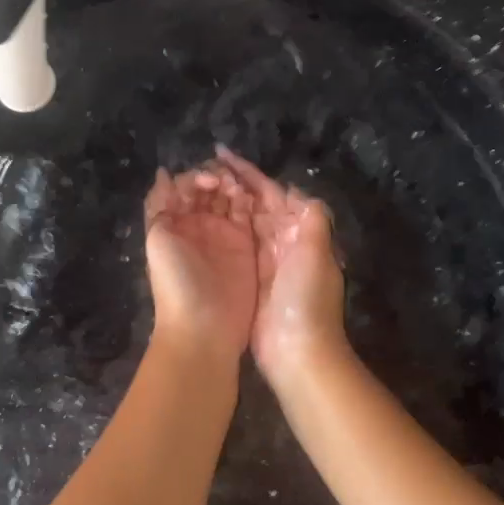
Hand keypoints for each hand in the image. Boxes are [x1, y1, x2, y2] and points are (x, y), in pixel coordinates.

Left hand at [143, 166, 257, 360]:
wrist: (202, 327)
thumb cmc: (175, 281)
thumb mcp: (157, 238)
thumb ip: (160, 203)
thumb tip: (163, 173)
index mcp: (174, 221)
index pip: (184, 186)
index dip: (194, 177)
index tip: (207, 181)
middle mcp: (197, 223)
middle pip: (206, 189)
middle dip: (214, 177)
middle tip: (224, 179)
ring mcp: (222, 232)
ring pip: (227, 196)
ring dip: (230, 185)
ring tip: (235, 185)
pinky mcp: (244, 243)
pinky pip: (246, 213)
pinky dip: (246, 199)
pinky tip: (246, 194)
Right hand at [213, 148, 347, 379]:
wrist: (296, 352)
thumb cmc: (306, 297)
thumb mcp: (317, 250)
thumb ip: (311, 215)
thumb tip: (291, 188)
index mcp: (292, 229)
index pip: (266, 191)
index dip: (245, 171)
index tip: (220, 153)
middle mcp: (273, 238)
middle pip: (248, 199)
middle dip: (227, 180)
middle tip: (200, 165)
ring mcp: (255, 256)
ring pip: (233, 215)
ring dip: (215, 197)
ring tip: (191, 183)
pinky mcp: (239, 274)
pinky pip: (222, 238)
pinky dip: (207, 222)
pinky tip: (187, 212)